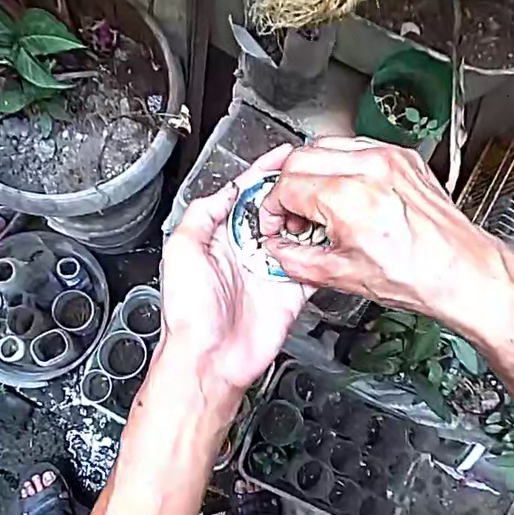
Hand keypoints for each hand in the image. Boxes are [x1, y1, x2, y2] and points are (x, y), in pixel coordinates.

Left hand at [155, 146, 313, 403]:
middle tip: (309, 174)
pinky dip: (324, 254)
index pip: (246, 195)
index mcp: (220, 237)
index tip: (282, 155)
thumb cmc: (188, 313)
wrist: (208, 359)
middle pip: (277, 210)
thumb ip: (202, 213)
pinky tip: (332, 236)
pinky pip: (312, 267)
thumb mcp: (181, 249)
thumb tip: (228, 189)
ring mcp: (270, 270)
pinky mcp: (290, 292)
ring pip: (298, 235)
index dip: (264, 173)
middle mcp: (246, 251)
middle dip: (292, 191)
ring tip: (323, 199)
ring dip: (310, 218)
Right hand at [261, 138, 513, 337]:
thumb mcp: (343, 277)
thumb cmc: (419, 277)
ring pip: (324, 145)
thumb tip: (279, 249)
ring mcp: (388, 158)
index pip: (286, 186)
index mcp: (350, 199)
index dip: (270, 208)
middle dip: (285, 187)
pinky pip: (353, 147)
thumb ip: (297, 261)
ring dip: (309, 172)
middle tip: (290, 215)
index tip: (274, 224)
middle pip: (299, 158)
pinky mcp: (402, 158)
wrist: (463, 272)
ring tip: (315, 204)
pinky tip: (341, 192)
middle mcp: (370, 169)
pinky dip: (337, 165)